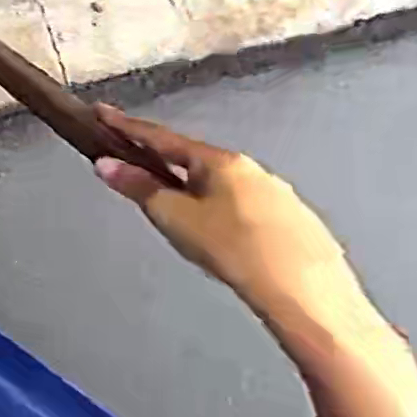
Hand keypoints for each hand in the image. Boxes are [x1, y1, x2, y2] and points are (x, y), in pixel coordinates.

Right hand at [92, 105, 368, 328]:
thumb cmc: (234, 251)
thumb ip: (137, 186)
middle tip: (135, 168)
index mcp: (220, 161)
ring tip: (178, 211)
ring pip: (221, 185)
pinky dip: (222, 210)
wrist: (315, 305)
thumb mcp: (172, 217)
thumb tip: (106, 163)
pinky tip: (221, 236)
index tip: (101, 111)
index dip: (126, 125)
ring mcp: (282, 198)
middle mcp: (253, 171)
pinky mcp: (300, 227)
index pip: (160, 137)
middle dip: (162, 162)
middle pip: (193, 160)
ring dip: (193, 189)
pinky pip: (246, 207)